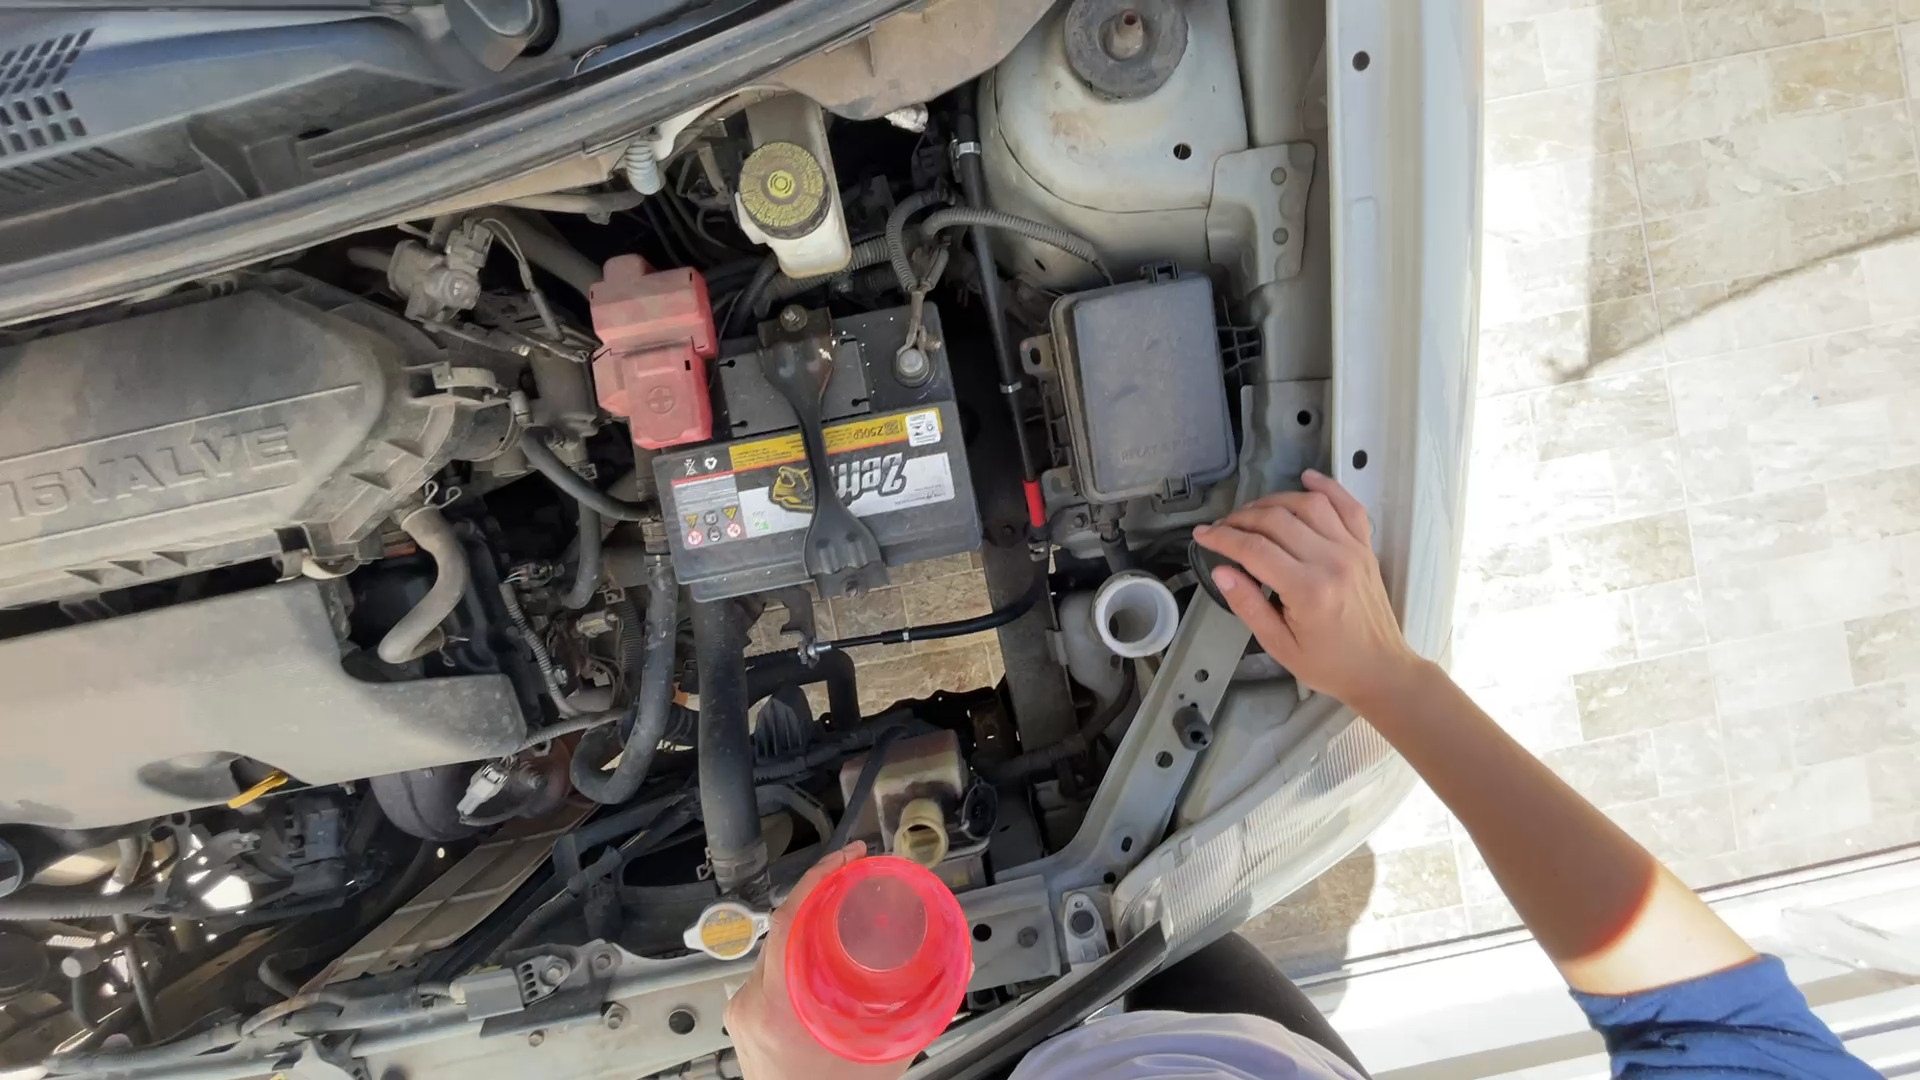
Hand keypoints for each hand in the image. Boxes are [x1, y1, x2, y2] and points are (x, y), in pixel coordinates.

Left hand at [726, 842, 913, 1079]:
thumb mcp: (889, 1054)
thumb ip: (925, 1008)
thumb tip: (959, 963)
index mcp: (775, 1003)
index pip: (789, 917)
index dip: (820, 876)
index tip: (849, 856)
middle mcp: (750, 1001)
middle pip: (783, 928)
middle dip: (820, 894)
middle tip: (854, 876)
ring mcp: (743, 1012)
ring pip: (776, 949)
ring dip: (809, 925)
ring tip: (843, 909)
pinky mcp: (744, 1024)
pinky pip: (770, 972)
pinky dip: (798, 953)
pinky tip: (821, 953)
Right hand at [1193, 469, 1423, 712]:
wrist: (1380, 669)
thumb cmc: (1326, 663)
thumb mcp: (1277, 644)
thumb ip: (1247, 604)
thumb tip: (1222, 570)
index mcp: (1308, 590)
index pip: (1254, 549)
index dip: (1222, 537)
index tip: (1202, 535)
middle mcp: (1332, 561)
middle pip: (1277, 520)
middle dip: (1240, 518)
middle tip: (1220, 528)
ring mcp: (1352, 550)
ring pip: (1308, 504)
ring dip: (1273, 501)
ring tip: (1250, 514)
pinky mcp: (1365, 547)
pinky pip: (1348, 506)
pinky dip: (1327, 487)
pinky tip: (1306, 477)